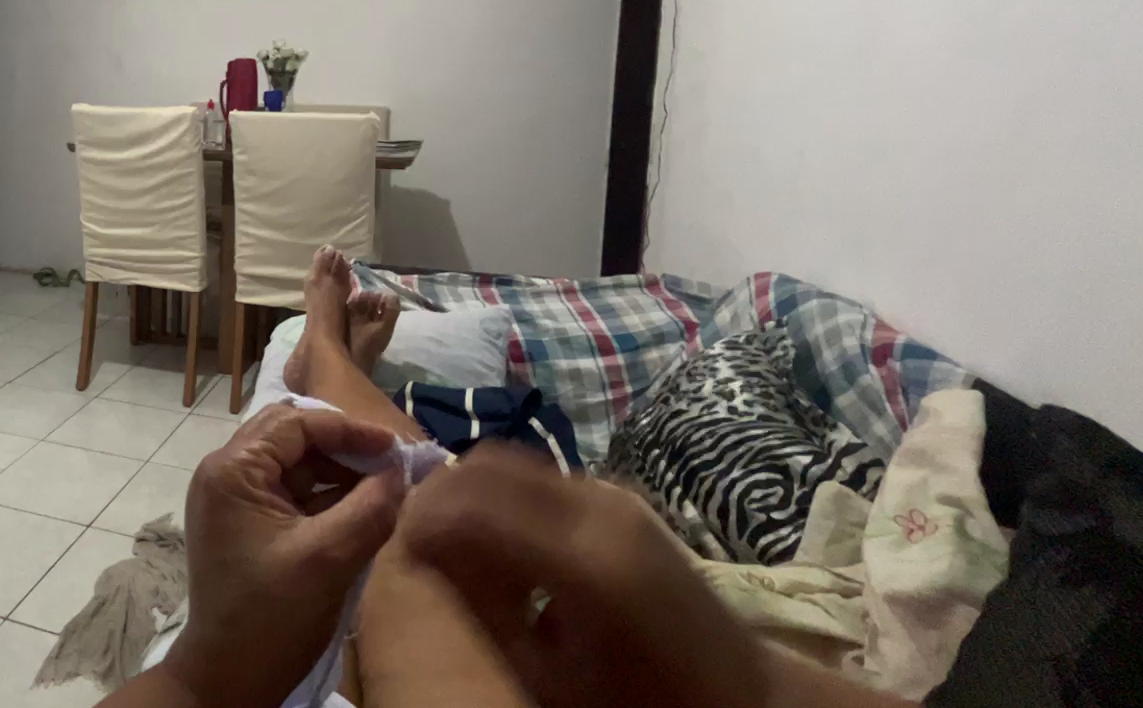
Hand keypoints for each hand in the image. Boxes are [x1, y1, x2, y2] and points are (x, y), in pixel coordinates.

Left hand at [161, 405, 406, 707]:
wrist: (227, 682)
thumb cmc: (271, 617)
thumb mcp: (328, 560)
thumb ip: (369, 509)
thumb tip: (400, 472)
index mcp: (232, 470)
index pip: (295, 424)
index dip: (348, 429)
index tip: (395, 447)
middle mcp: (225, 472)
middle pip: (290, 433)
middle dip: (341, 443)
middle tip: (386, 460)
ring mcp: (232, 497)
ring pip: (291, 460)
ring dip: (335, 467)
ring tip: (380, 484)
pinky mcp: (244, 521)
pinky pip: (288, 489)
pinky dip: (324, 492)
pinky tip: (358, 505)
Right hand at [400, 443, 769, 707]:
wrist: (743, 699)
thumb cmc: (638, 706)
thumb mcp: (544, 677)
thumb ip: (478, 602)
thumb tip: (419, 546)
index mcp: (584, 561)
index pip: (472, 503)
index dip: (423, 515)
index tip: (399, 544)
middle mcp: (598, 507)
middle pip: (485, 465)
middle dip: (439, 492)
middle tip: (415, 534)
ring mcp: (611, 493)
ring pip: (507, 459)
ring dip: (468, 486)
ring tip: (449, 533)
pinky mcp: (616, 493)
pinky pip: (535, 472)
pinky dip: (498, 490)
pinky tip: (493, 532)